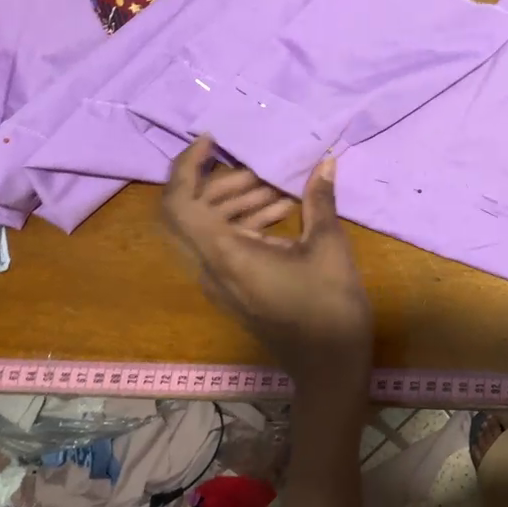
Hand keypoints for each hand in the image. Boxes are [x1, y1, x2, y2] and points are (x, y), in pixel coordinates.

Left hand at [162, 136, 372, 397]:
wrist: (328, 365)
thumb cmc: (329, 304)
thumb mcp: (328, 245)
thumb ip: (320, 199)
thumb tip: (324, 161)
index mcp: (224, 254)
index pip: (178, 203)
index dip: (186, 166)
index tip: (214, 140)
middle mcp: (209, 268)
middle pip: (187, 213)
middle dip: (219, 181)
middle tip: (260, 166)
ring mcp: (219, 282)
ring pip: (206, 229)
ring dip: (235, 201)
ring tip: (280, 186)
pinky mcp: (233, 288)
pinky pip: (222, 246)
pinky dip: (243, 222)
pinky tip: (284, 212)